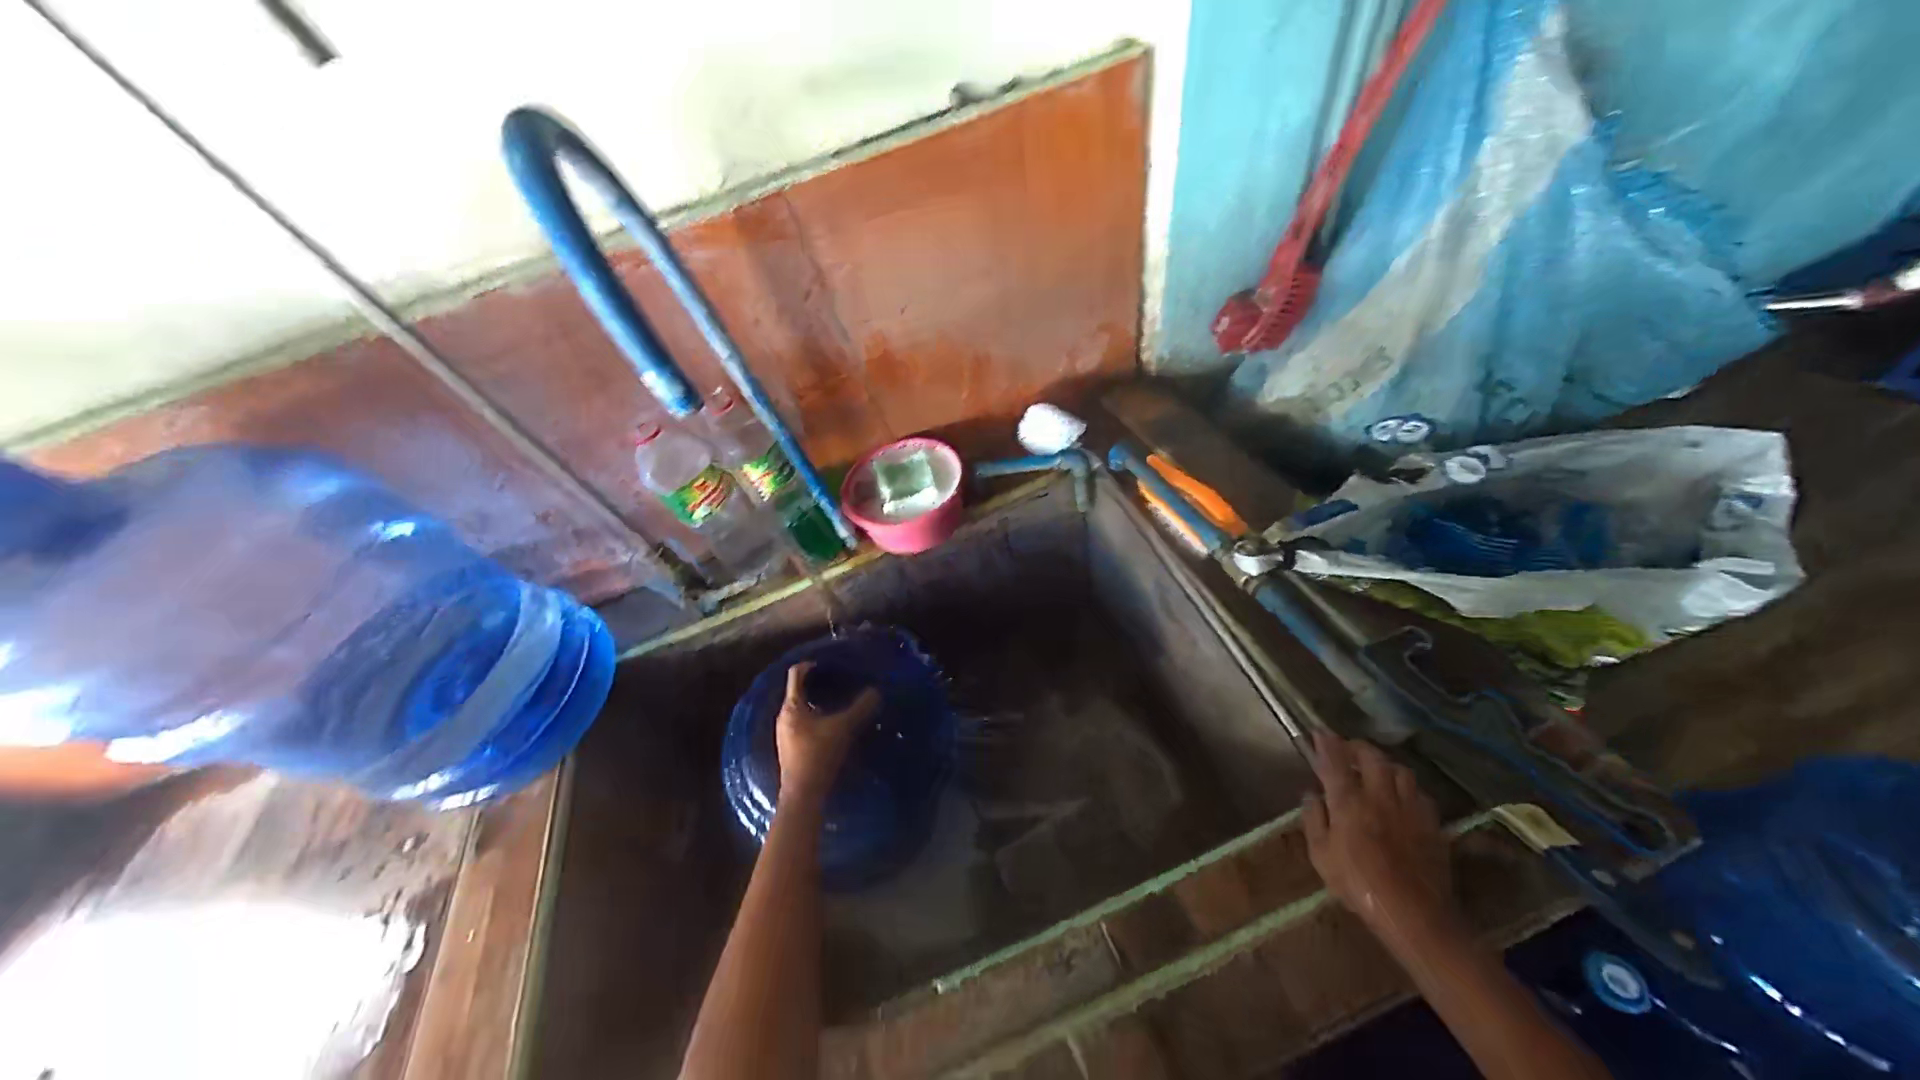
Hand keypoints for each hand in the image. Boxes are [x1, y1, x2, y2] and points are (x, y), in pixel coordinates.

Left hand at [774, 662, 880, 807]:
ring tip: (836, 702)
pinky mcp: (789, 748)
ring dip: (815, 702)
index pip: (795, 674)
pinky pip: (800, 723)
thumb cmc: (820, 754)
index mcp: (792, 706)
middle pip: (796, 691)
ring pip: (799, 709)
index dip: (809, 665)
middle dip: (815, 684)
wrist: (804, 793)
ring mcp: (784, 733)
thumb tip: (876, 691)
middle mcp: (783, 717)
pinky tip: (829, 726)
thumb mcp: (844, 727)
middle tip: (837, 681)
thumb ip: (861, 707)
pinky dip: (813, 718)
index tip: (825, 663)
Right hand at [1302, 730, 1455, 939]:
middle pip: (1373, 757)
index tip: (1319, 732)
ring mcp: (1410, 809)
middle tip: (1347, 750)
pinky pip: (1420, 794)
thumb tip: (1311, 795)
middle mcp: (1380, 796)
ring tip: (1376, 770)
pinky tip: (1401, 798)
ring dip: (1385, 764)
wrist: (1414, 914)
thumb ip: (1314, 820)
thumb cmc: (1358, 885)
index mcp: (1349, 802)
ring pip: (1401, 770)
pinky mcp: (1432, 825)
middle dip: (1358, 747)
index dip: (1326, 743)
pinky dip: (1407, 788)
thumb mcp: (1321, 855)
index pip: (1335, 761)